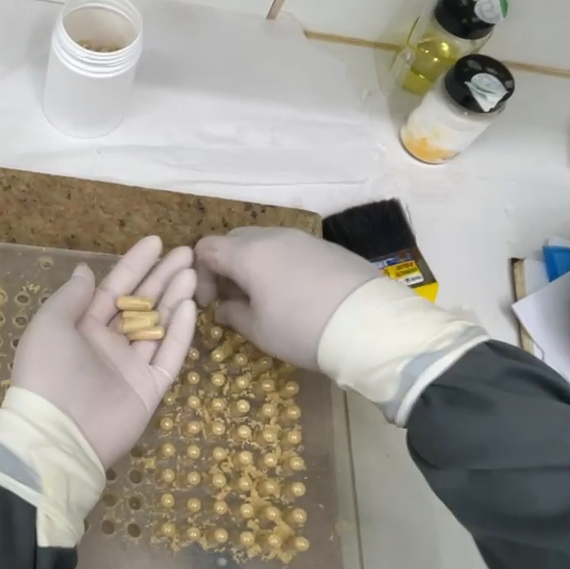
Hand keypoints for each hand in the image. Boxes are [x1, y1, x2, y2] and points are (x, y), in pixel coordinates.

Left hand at [11, 235, 197, 466]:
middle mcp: (108, 344)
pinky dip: (180, 333)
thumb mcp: (50, 325)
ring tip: (192, 273)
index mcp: (82, 328)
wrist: (59, 432)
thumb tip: (86, 271)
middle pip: (141, 304)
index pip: (113, 289)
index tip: (156, 242)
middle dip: (162, 277)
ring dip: (175, 299)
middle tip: (187, 252)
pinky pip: (168, 356)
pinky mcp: (149, 388)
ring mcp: (131, 367)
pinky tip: (191, 307)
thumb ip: (72, 297)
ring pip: (159, 326)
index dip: (134, 265)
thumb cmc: (48, 371)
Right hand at [192, 227, 380, 369]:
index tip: (210, 302)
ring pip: (264, 242)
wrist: (369, 324)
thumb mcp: (259, 331)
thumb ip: (233, 314)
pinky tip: (294, 292)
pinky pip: (290, 249)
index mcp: (248, 254)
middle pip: (234, 240)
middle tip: (234, 298)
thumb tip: (224, 308)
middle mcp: (272, 237)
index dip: (200, 274)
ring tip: (265, 296)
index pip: (206, 248)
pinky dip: (280, 265)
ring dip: (254, 265)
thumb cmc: (302, 329)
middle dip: (226, 266)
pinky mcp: (327, 247)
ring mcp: (302, 238)